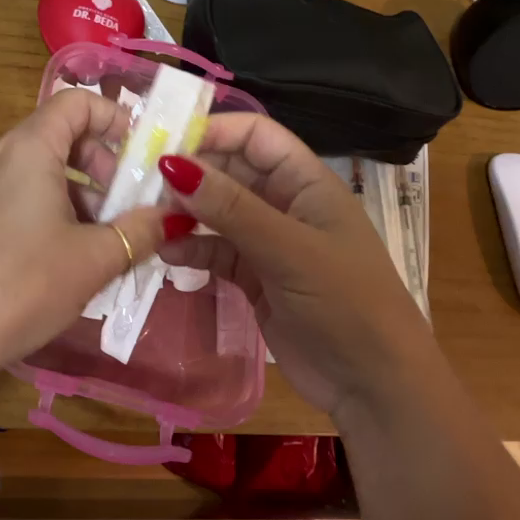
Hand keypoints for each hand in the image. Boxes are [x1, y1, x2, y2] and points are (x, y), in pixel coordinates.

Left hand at [0, 90, 193, 417]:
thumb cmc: (21, 285)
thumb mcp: (93, 260)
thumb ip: (141, 231)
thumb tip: (177, 216)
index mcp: (30, 148)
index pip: (77, 101)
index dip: (116, 118)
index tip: (144, 158)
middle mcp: (0, 155)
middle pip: (61, 135)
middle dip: (104, 165)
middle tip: (129, 209)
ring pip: (42, 170)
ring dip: (81, 194)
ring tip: (103, 243)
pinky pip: (19, 195)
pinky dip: (51, 211)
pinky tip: (64, 261)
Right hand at [156, 113, 432, 419]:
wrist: (377, 389)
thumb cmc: (347, 304)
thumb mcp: (289, 250)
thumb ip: (231, 208)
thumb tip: (172, 164)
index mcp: (307, 182)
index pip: (255, 135)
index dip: (214, 130)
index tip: (165, 143)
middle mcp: (286, 203)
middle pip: (230, 170)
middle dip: (190, 173)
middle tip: (142, 182)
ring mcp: (269, 241)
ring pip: (217, 211)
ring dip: (184, 212)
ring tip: (147, 217)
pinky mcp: (254, 277)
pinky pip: (215, 250)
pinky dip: (191, 248)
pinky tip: (165, 252)